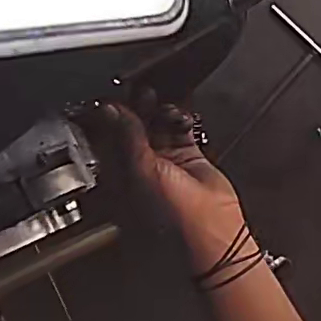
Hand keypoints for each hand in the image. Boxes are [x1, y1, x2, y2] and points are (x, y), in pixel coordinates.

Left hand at [81, 100, 247, 266]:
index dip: (113, 114)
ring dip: (159, 110)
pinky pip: (181, 130)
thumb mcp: (140, 169)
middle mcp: (140, 167)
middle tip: (141, 91)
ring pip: (158, 125)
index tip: (116, 93)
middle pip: (135, 128)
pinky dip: (180, 117)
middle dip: (137, 107)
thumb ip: (128, 136)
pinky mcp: (189, 157)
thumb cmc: (171, 216)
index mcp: (120, 174)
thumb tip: (111, 109)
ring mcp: (165, 162)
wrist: (210, 229)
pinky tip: (179, 112)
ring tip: (161, 98)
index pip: (110, 136)